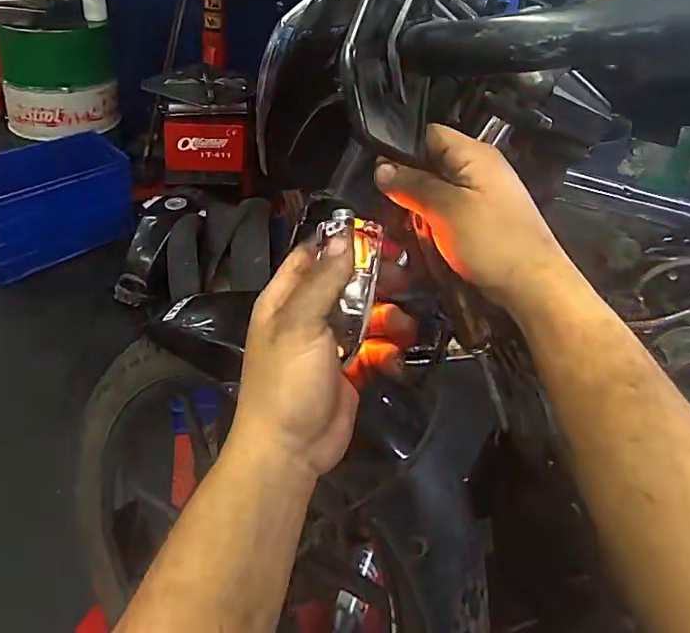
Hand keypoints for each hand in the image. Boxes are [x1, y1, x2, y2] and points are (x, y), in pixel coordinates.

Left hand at [229, 237, 416, 478]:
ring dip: (389, 313)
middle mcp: (308, 314)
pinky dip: (389, 344)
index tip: (376, 235)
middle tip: (403, 276)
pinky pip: (376, 343)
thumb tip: (343, 237)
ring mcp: (330, 340)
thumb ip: (324, 279)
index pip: (313, 254)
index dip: (342, 241)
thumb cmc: (286, 382)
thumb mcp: (301, 324)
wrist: (291, 452)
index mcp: (286, 298)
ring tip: (404, 322)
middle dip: (375, 277)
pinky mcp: (351, 365)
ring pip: (367, 310)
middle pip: (347, 280)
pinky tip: (396, 351)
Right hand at [374, 124, 588, 319]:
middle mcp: (482, 168)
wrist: (533, 286)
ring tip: (417, 225)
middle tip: (398, 205)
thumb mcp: (444, 210)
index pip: (428, 133)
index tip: (383, 173)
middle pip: (431, 162)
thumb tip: (383, 169)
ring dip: (422, 206)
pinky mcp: (484, 218)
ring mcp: (484, 194)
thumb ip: (411, 185)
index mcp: (475, 154)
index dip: (400, 150)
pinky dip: (437, 222)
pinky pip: (450, 210)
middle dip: (410, 183)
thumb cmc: (499, 245)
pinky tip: (433, 238)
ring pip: (438, 189)